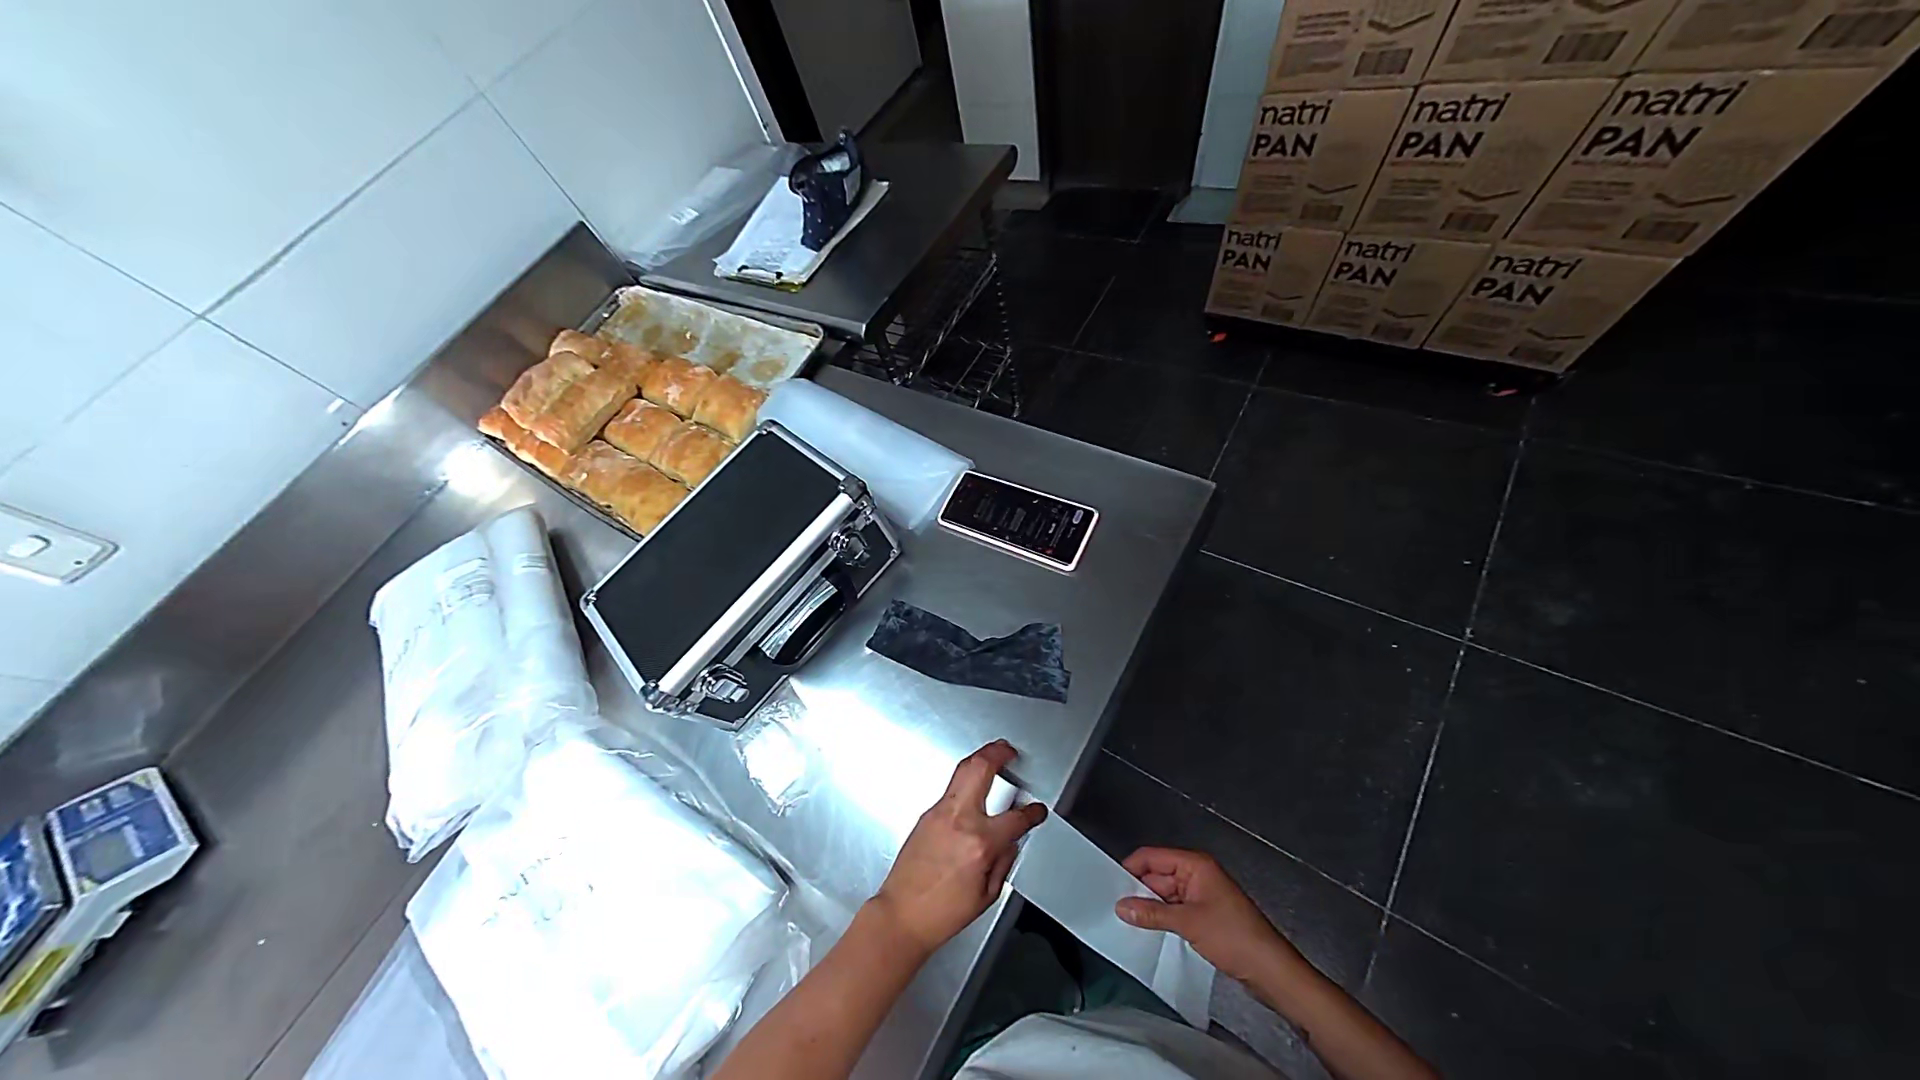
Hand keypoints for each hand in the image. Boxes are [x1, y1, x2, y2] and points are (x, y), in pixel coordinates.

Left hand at [871, 740, 1048, 955]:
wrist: (902, 915)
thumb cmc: (940, 913)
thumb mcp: (987, 893)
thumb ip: (1003, 859)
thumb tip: (1010, 840)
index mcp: (980, 843)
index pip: (1016, 817)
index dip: (1033, 812)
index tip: (1036, 811)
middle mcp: (959, 820)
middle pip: (981, 769)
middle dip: (998, 753)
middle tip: (1009, 750)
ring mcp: (939, 813)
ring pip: (962, 770)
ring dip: (981, 758)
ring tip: (993, 755)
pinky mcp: (926, 815)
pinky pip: (951, 790)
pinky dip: (965, 781)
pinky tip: (972, 788)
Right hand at [1115, 847, 1303, 982]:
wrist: (1272, 971)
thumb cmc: (1235, 937)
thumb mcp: (1189, 923)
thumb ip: (1152, 913)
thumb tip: (1122, 907)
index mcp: (1195, 864)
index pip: (1152, 857)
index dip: (1131, 868)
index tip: (1110, 885)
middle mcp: (1197, 874)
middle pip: (1157, 874)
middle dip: (1138, 890)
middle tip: (1116, 907)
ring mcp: (1201, 895)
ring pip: (1164, 894)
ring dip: (1150, 906)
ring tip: (1128, 920)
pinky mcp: (1204, 914)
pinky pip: (1174, 909)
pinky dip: (1162, 917)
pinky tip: (1149, 929)